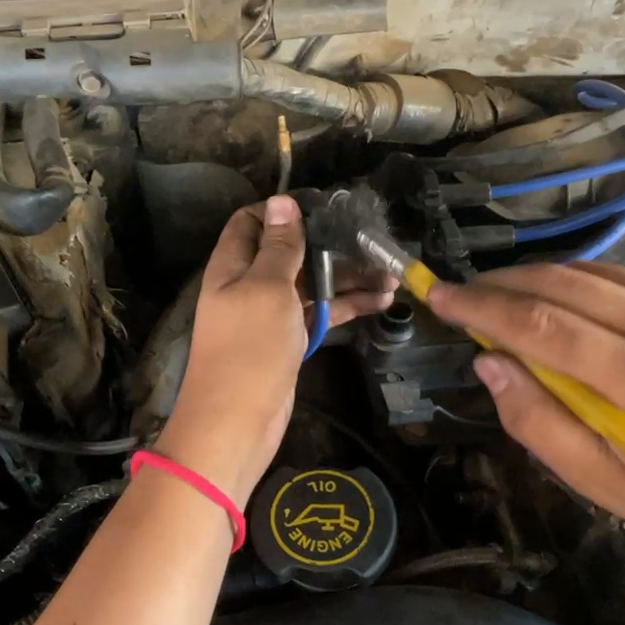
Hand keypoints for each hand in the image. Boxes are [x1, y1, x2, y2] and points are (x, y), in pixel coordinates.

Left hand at [158, 196, 393, 505]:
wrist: (236, 424)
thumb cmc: (249, 349)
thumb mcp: (267, 288)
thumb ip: (279, 246)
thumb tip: (282, 200)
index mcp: (233, 265)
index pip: (252, 221)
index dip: (284, 210)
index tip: (327, 207)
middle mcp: (249, 284)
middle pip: (291, 251)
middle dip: (330, 244)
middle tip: (374, 240)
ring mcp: (270, 314)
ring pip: (312, 284)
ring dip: (348, 276)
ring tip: (392, 274)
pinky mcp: (289, 340)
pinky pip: (320, 313)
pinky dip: (348, 306)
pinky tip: (383, 302)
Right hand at [427, 261, 624, 565]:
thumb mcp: (602, 484)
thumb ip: (537, 422)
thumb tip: (488, 363)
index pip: (545, 326)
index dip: (483, 308)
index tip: (439, 297)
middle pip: (565, 285)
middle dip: (502, 284)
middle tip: (459, 293)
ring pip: (596, 274)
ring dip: (539, 281)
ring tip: (498, 297)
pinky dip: (584, 289)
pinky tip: (561, 307)